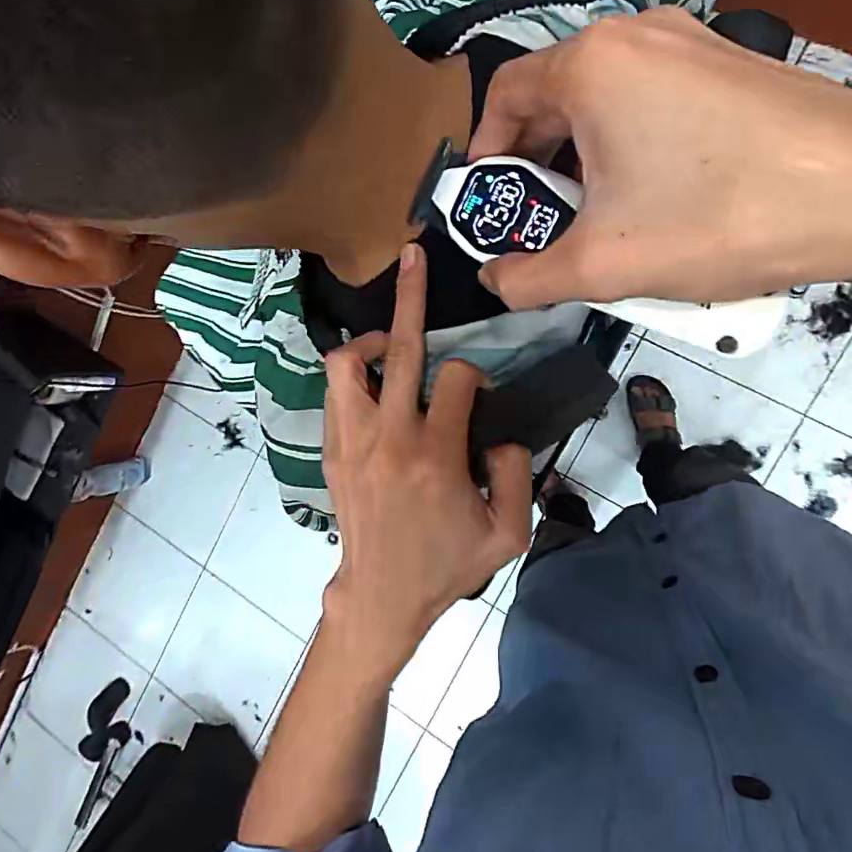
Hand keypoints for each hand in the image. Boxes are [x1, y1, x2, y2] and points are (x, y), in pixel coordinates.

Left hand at [320, 243, 533, 675]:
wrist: (379, 597)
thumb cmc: (444, 567)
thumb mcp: (508, 535)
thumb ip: (518, 475)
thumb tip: (500, 431)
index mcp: (437, 454)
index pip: (459, 379)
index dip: (477, 375)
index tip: (480, 395)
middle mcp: (390, 436)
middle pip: (399, 348)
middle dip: (412, 296)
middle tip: (415, 255)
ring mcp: (354, 441)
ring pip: (347, 363)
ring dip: (370, 340)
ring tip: (391, 342)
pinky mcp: (333, 451)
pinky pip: (335, 393)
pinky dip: (353, 375)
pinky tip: (373, 383)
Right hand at [467, 7, 851, 307]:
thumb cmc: (721, 220)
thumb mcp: (603, 265)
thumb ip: (528, 279)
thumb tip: (494, 282)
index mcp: (593, 64)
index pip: (505, 94)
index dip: (484, 151)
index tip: (491, 199)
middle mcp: (638, 34)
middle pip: (555, 96)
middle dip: (537, 162)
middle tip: (541, 219)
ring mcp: (693, 41)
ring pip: (607, 101)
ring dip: (584, 157)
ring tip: (598, 216)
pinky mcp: (733, 64)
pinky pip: (654, 100)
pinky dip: (632, 144)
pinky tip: (657, 196)